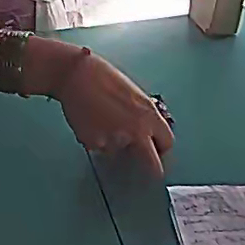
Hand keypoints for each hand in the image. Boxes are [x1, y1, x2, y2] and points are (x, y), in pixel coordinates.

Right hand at [51, 54, 171, 172]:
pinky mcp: (95, 144)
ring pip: (118, 152)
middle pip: (152, 164)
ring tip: (102, 121)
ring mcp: (115, 140)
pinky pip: (99, 147)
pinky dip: (95, 139)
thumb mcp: (135, 95)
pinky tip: (90, 122)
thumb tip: (145, 133)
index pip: (167, 142)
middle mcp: (136, 131)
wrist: (77, 75)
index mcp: (149, 115)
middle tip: (143, 168)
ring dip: (113, 144)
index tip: (157, 152)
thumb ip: (143, 116)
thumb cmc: (104, 78)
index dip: (161, 148)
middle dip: (149, 168)